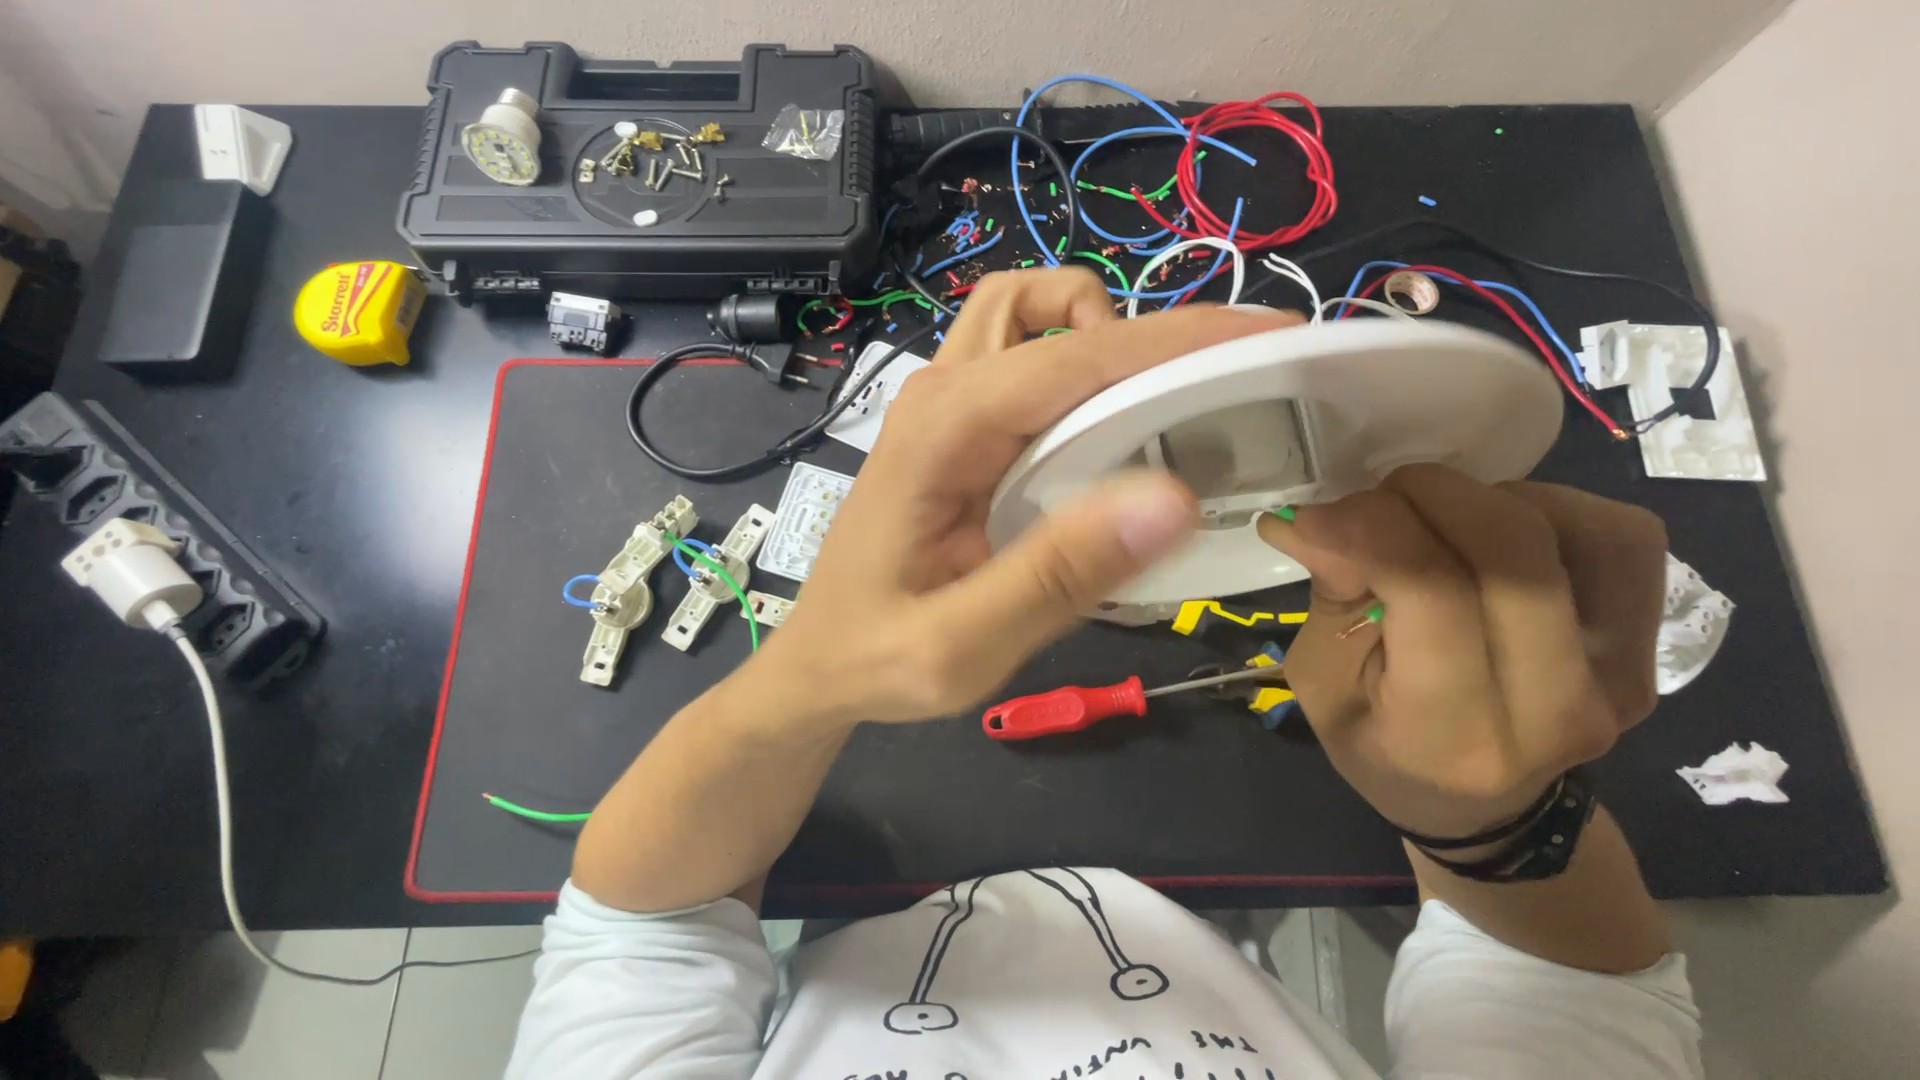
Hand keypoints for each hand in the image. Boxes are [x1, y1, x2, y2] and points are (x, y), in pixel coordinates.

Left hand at [748, 268, 1299, 724]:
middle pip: (1048, 308)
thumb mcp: (963, 642)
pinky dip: (1072, 362)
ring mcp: (939, 402)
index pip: (1078, 356)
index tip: (1271, 338)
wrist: (821, 661)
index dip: (1179, 341)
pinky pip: (1018, 356)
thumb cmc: (880, 656)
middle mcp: (940, 394)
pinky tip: (1099, 431)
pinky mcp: (948, 424)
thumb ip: (1058, 576)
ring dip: (1098, 336)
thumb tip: (1175, 498)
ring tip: (1152, 409)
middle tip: (1219, 387)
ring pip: (1027, 314)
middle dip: (1144, 330)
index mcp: (944, 431)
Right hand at [1258, 464, 1666, 839]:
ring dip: (1491, 499)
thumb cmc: (1379, 746)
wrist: (1481, 808)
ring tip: (1437, 519)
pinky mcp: (1648, 646)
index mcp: (1452, 734)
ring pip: (1582, 532)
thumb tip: (1316, 518)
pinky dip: (1552, 508)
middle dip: (1431, 497)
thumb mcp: (1322, 686)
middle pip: (1516, 554)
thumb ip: (1330, 599)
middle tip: (1377, 501)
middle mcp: (1553, 708)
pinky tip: (1496, 529)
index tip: (1313, 518)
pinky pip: (1623, 539)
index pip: (1433, 595)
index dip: (1372, 530)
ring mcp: (1619, 676)